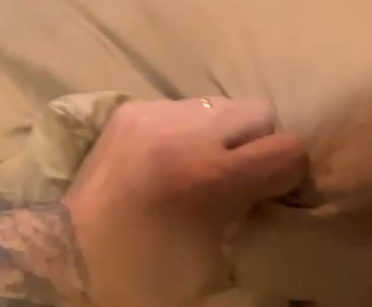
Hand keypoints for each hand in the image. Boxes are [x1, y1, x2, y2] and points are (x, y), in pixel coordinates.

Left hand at [62, 98, 305, 306]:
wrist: (80, 250)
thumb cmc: (155, 268)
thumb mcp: (220, 252)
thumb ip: (253, 207)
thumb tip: (277, 186)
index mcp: (213, 176)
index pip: (287, 148)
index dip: (290, 172)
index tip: (280, 189)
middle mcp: (186, 132)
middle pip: (257, 110)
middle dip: (258, 141)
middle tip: (243, 170)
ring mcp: (155, 113)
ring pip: (216, 102)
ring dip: (219, 130)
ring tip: (201, 160)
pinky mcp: (130, 107)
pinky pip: (177, 105)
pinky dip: (183, 127)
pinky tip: (168, 154)